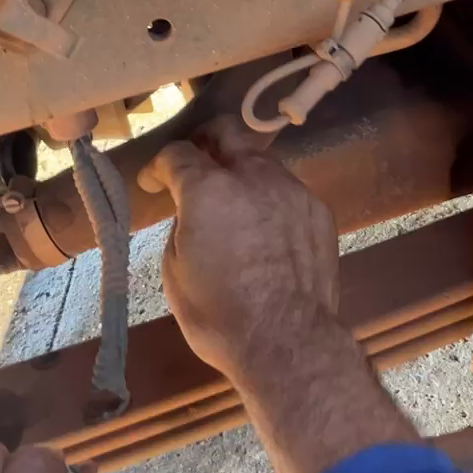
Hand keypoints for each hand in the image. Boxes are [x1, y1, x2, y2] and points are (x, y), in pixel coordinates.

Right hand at [142, 116, 341, 380]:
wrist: (287, 340)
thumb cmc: (219, 314)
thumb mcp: (174, 270)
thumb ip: (182, 223)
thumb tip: (192, 210)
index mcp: (209, 189)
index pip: (178, 153)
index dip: (160, 166)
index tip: (155, 182)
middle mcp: (254, 175)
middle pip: (227, 133)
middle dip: (205, 142)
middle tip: (195, 164)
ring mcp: (291, 188)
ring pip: (261, 160)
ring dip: (241, 171)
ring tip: (234, 201)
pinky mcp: (317, 208)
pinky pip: (287, 189)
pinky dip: (270, 198)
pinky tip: (266, 228)